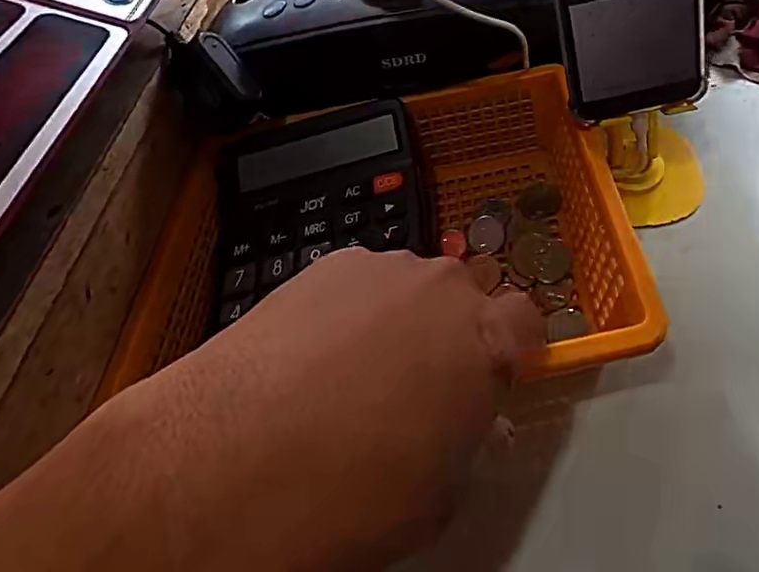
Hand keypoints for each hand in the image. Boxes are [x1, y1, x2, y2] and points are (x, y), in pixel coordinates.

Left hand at [0, 249, 544, 571]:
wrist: (230, 458)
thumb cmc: (346, 496)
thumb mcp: (434, 494)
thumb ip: (462, 433)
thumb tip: (452, 412)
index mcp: (482, 341)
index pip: (528, 318)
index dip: (518, 343)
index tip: (501, 367)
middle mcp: (441, 288)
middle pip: (468, 291)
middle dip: (455, 326)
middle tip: (420, 373)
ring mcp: (384, 268)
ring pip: (412, 283)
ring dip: (401, 314)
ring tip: (355, 365)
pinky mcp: (332, 260)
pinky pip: (363, 279)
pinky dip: (353, 305)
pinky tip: (316, 348)